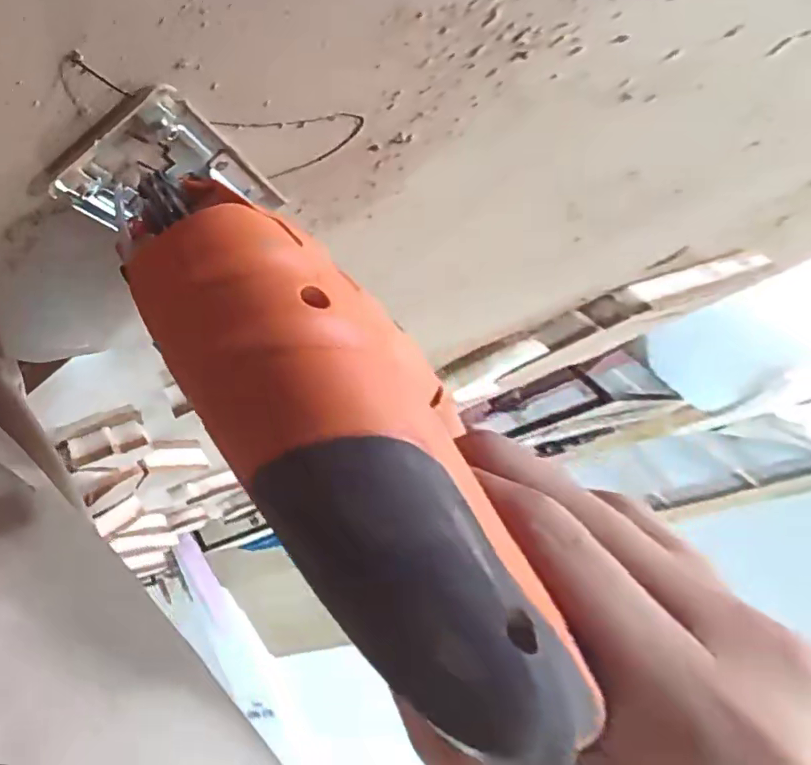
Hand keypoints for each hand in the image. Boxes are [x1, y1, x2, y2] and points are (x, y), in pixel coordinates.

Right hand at [402, 431, 810, 763]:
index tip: (408, 460)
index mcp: (691, 692)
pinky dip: (592, 521)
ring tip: (479, 489)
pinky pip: (662, 543)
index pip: (556, 535)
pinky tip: (549, 535)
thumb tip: (377, 606)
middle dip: (500, 466)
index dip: (476, 482)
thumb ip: (445, 698)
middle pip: (592, 509)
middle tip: (426, 450)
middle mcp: (745, 646)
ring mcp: (771, 636)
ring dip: (543, 491)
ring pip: (627, 517)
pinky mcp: (774, 634)